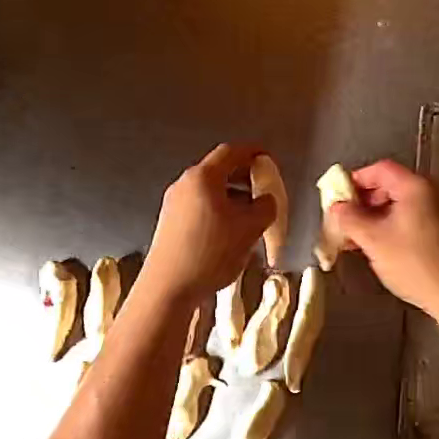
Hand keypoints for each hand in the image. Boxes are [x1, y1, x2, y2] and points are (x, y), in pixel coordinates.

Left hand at [139, 143, 276, 301]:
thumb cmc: (211, 252)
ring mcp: (174, 204)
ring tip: (253, 216)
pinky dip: (220, 211)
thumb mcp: (250, 229)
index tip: (269, 159)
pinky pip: (201, 207)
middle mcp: (185, 184)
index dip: (254, 152)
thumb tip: (265, 200)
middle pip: (220, 170)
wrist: (169, 287)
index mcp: (203, 177)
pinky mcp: (171, 224)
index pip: (232, 152)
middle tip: (265, 189)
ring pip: (211, 191)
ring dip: (234, 197)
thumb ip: (265, 207)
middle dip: (245, 177)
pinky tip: (232, 232)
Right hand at [326, 160, 438, 321]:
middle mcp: (429, 193)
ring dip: (372, 217)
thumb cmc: (415, 263)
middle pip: (388, 185)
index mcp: (415, 186)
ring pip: (396, 204)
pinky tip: (373, 245)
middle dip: (361, 201)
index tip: (337, 197)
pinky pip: (407, 218)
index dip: (355, 179)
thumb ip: (349, 219)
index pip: (379, 169)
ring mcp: (436, 211)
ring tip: (353, 237)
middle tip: (343, 219)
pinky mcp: (438, 230)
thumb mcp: (373, 240)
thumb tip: (336, 208)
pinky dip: (387, 226)